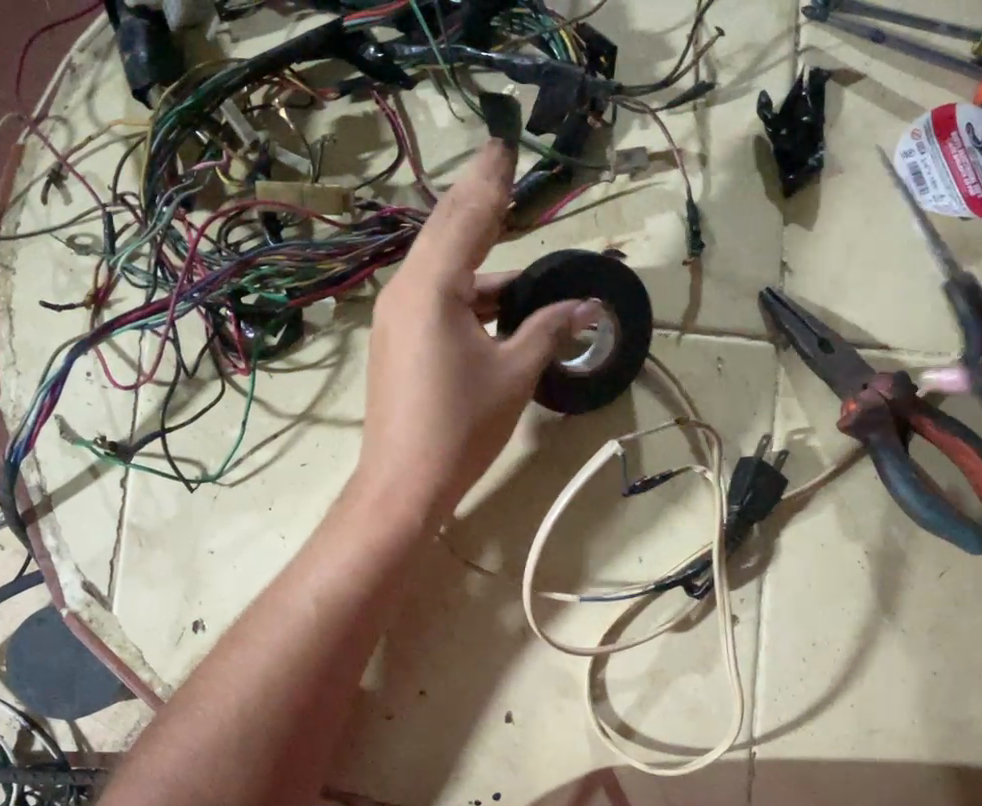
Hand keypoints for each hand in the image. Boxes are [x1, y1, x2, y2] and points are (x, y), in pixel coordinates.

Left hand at [357, 140, 599, 520]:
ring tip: (509, 229)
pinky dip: (466, 287)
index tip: (502, 145)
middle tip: (499, 165)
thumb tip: (586, 307)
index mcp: (432, 288)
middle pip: (445, 232)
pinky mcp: (397, 341)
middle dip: (477, 200)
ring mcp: (395, 317)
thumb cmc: (461, 427)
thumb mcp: (513, 375)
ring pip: (440, 268)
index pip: (468, 218)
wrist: (403, 484)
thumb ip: (548, 331)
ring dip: (476, 251)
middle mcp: (406, 291)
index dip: (491, 182)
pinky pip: (434, 297)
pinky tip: (494, 295)